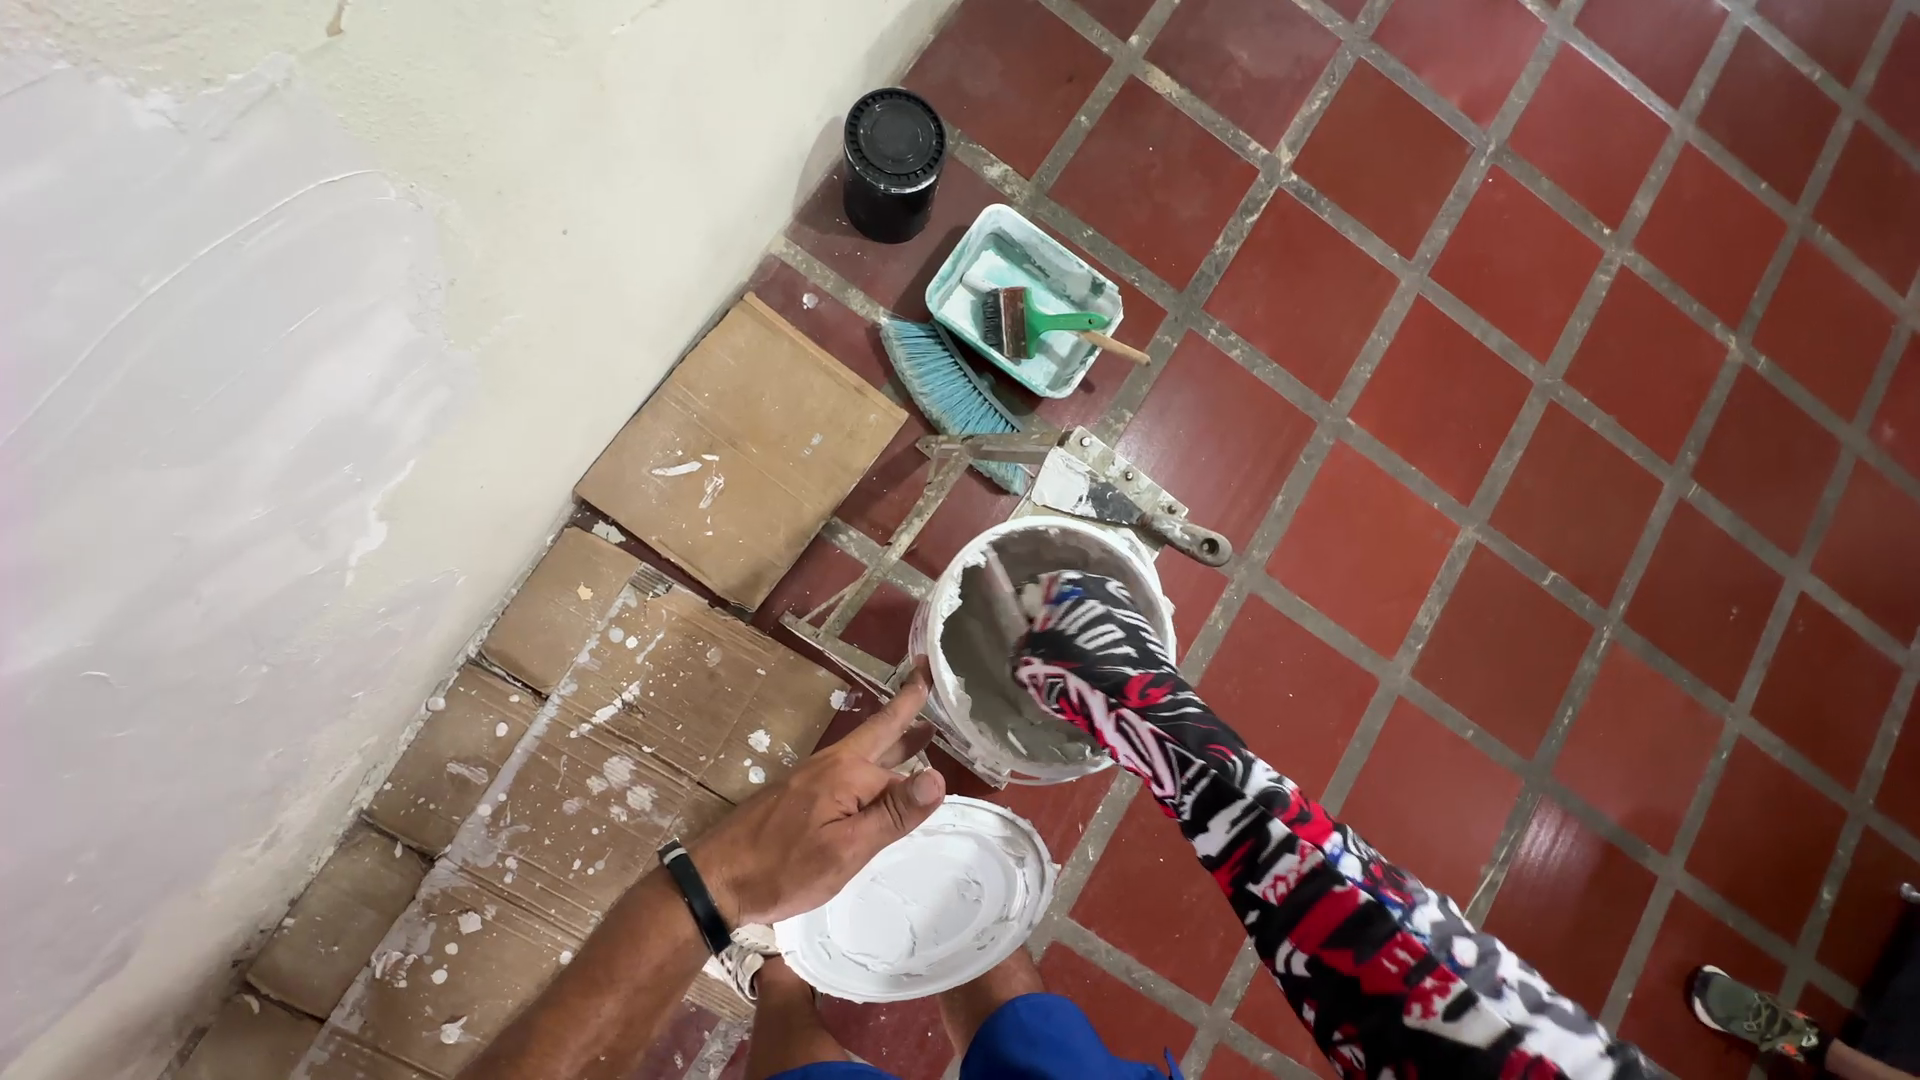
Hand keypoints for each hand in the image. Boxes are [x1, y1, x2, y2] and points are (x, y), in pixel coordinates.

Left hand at [692, 664, 947, 924]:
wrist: (716, 879)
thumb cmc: (783, 867)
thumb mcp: (845, 849)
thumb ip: (892, 814)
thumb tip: (939, 777)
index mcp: (847, 772)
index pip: (904, 776)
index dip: (927, 782)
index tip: (957, 744)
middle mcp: (833, 764)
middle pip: (881, 732)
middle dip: (906, 705)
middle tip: (927, 676)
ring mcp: (816, 777)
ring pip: (867, 752)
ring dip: (896, 737)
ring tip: (923, 726)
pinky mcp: (805, 793)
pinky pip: (852, 769)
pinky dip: (876, 762)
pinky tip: (880, 774)